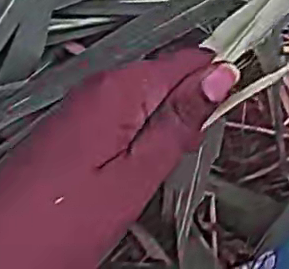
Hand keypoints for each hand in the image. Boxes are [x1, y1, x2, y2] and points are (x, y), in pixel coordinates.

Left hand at [0, 49, 237, 268]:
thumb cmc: (56, 229)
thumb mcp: (132, 181)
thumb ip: (179, 122)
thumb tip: (225, 72)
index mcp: (124, 85)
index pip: (193, 58)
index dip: (218, 80)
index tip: (231, 113)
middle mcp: (103, 81)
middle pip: (169, 75)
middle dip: (188, 107)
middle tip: (183, 159)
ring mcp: (81, 102)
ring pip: (146, 97)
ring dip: (162, 124)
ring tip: (154, 172)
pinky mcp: (66, 126)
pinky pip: (121, 113)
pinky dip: (136, 134)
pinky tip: (128, 173)